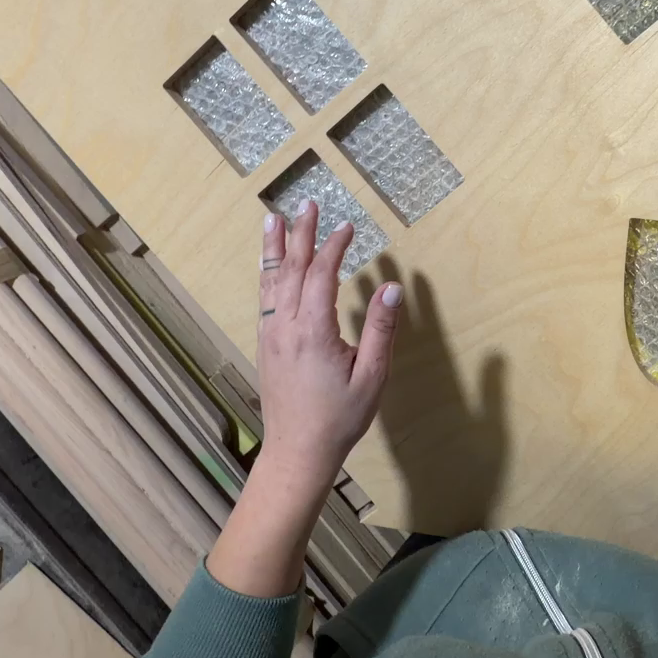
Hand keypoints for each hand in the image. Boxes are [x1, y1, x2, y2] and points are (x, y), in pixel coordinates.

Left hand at [255, 201, 402, 487]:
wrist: (297, 453)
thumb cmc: (339, 417)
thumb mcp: (371, 377)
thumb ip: (381, 331)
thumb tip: (392, 288)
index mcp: (314, 331)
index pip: (322, 274)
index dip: (335, 247)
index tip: (349, 226)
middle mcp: (286, 326)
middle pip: (291, 269)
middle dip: (300, 234)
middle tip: (308, 204)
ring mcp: (271, 334)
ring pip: (271, 280)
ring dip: (274, 247)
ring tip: (273, 219)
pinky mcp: (266, 344)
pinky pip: (264, 297)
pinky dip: (266, 272)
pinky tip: (267, 262)